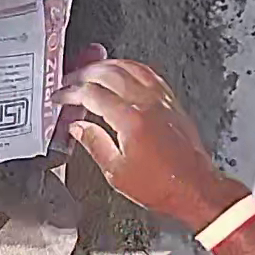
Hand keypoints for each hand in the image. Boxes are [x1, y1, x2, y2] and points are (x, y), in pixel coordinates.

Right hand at [55, 58, 248, 231]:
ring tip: (91, 72)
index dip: (70, 93)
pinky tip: (123, 72)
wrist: (194, 188)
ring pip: (129, 67)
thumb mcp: (116, 171)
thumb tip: (77, 127)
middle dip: (83, 74)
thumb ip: (94, 143)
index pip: (91, 94)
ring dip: (106, 66)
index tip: (60, 97)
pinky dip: (130, 67)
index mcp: (129, 119)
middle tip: (70, 82)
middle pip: (108, 73)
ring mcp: (161, 100)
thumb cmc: (160, 185)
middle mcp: (146, 103)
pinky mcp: (171, 102)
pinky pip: (148, 73)